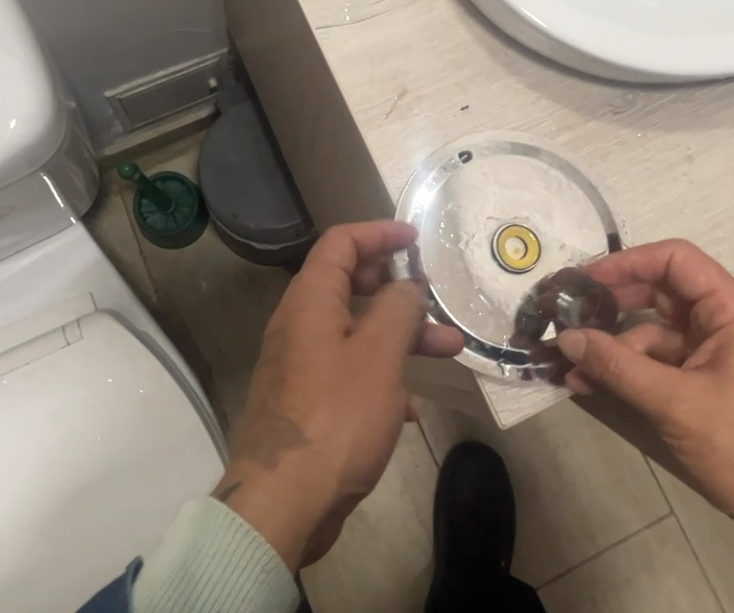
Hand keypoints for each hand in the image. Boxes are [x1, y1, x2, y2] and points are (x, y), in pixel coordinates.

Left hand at [213, 220, 463, 569]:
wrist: (284, 501)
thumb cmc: (336, 416)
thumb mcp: (379, 355)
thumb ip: (398, 309)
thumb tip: (407, 286)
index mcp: (310, 301)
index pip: (340, 243)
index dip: (378, 233)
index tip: (415, 239)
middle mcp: (300, 324)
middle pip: (349, 284)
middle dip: (397, 287)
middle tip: (433, 294)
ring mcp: (300, 364)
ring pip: (356, 331)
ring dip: (400, 335)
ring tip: (449, 349)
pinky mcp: (307, 401)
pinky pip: (349, 371)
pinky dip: (382, 374)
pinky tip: (411, 406)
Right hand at [554, 240, 733, 570]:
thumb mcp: (676, 404)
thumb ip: (617, 366)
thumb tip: (565, 337)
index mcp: (732, 311)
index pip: (675, 259)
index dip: (627, 262)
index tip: (585, 279)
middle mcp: (725, 323)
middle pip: (660, 292)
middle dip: (613, 303)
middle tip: (568, 313)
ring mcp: (717, 355)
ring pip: (655, 331)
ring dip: (614, 345)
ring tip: (572, 363)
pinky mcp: (708, 384)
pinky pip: (660, 363)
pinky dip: (628, 370)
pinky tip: (591, 385)